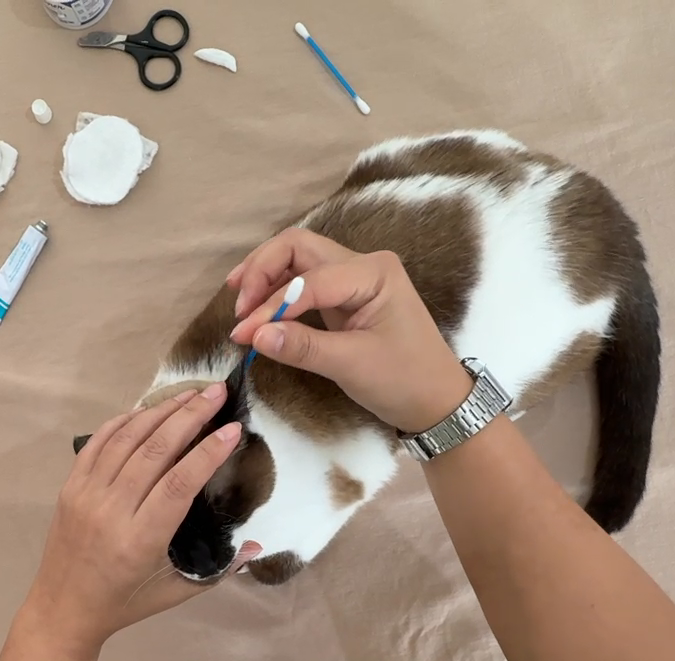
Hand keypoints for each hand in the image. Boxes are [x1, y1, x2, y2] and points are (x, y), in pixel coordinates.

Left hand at [23, 383, 260, 656]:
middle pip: (154, 450)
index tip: (232, 428)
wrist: (63, 609)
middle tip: (218, 391)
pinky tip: (147, 410)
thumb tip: (256, 546)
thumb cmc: (125, 603)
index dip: (208, 452)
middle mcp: (111, 511)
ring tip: (190, 394)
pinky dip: (123, 421)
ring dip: (160, 411)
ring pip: (125, 439)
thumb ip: (219, 570)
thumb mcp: (176, 592)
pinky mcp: (70, 488)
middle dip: (189, 415)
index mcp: (140, 540)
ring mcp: (86, 495)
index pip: (179, 484)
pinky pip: (97, 443)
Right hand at [227, 228, 474, 432]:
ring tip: (239, 304)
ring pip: (298, 260)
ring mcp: (353, 279)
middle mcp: (362, 265)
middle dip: (262, 272)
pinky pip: (304, 282)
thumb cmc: (404, 380)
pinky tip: (257, 306)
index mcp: (373, 273)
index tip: (243, 335)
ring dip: (265, 276)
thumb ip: (302, 347)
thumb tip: (255, 335)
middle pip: (298, 247)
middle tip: (238, 309)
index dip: (271, 305)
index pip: (308, 279)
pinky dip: (277, 291)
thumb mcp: (352, 366)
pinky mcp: (344, 297)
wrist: (436, 400)